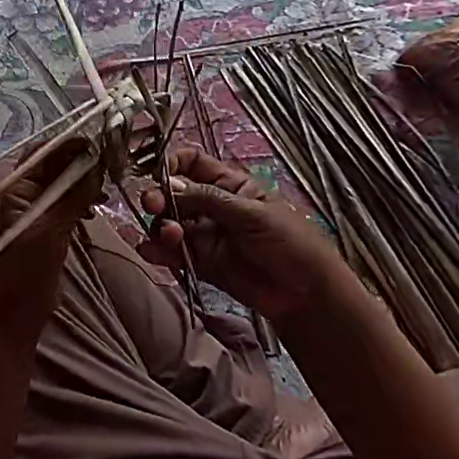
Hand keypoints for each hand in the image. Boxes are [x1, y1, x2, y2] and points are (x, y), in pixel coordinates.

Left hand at [0, 138, 105, 341]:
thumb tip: (97, 164)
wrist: (20, 315)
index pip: (42, 152)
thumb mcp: (52, 232)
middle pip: (54, 164)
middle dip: (81, 160)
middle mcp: (23, 193)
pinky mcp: (49, 224)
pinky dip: (83, 198)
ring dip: (84, 179)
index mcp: (15, 190)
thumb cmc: (28, 274)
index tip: (100, 143)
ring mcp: (36, 209)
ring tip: (106, 185)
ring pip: (63, 182)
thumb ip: (73, 197)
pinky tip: (96, 204)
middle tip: (111, 163)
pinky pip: (67, 200)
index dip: (70, 144)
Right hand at [138, 147, 345, 323]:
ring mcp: (204, 235)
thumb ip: (209, 199)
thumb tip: (169, 183)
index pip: (192, 163)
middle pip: (173, 194)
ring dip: (160, 227)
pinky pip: (172, 253)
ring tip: (170, 237)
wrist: (307, 295)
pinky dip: (157, 252)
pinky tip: (151, 252)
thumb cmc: (293, 243)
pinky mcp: (200, 262)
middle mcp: (211, 207)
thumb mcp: (254, 214)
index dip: (173, 163)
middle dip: (159, 197)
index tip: (158, 172)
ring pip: (168, 223)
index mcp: (229, 185)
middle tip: (153, 204)